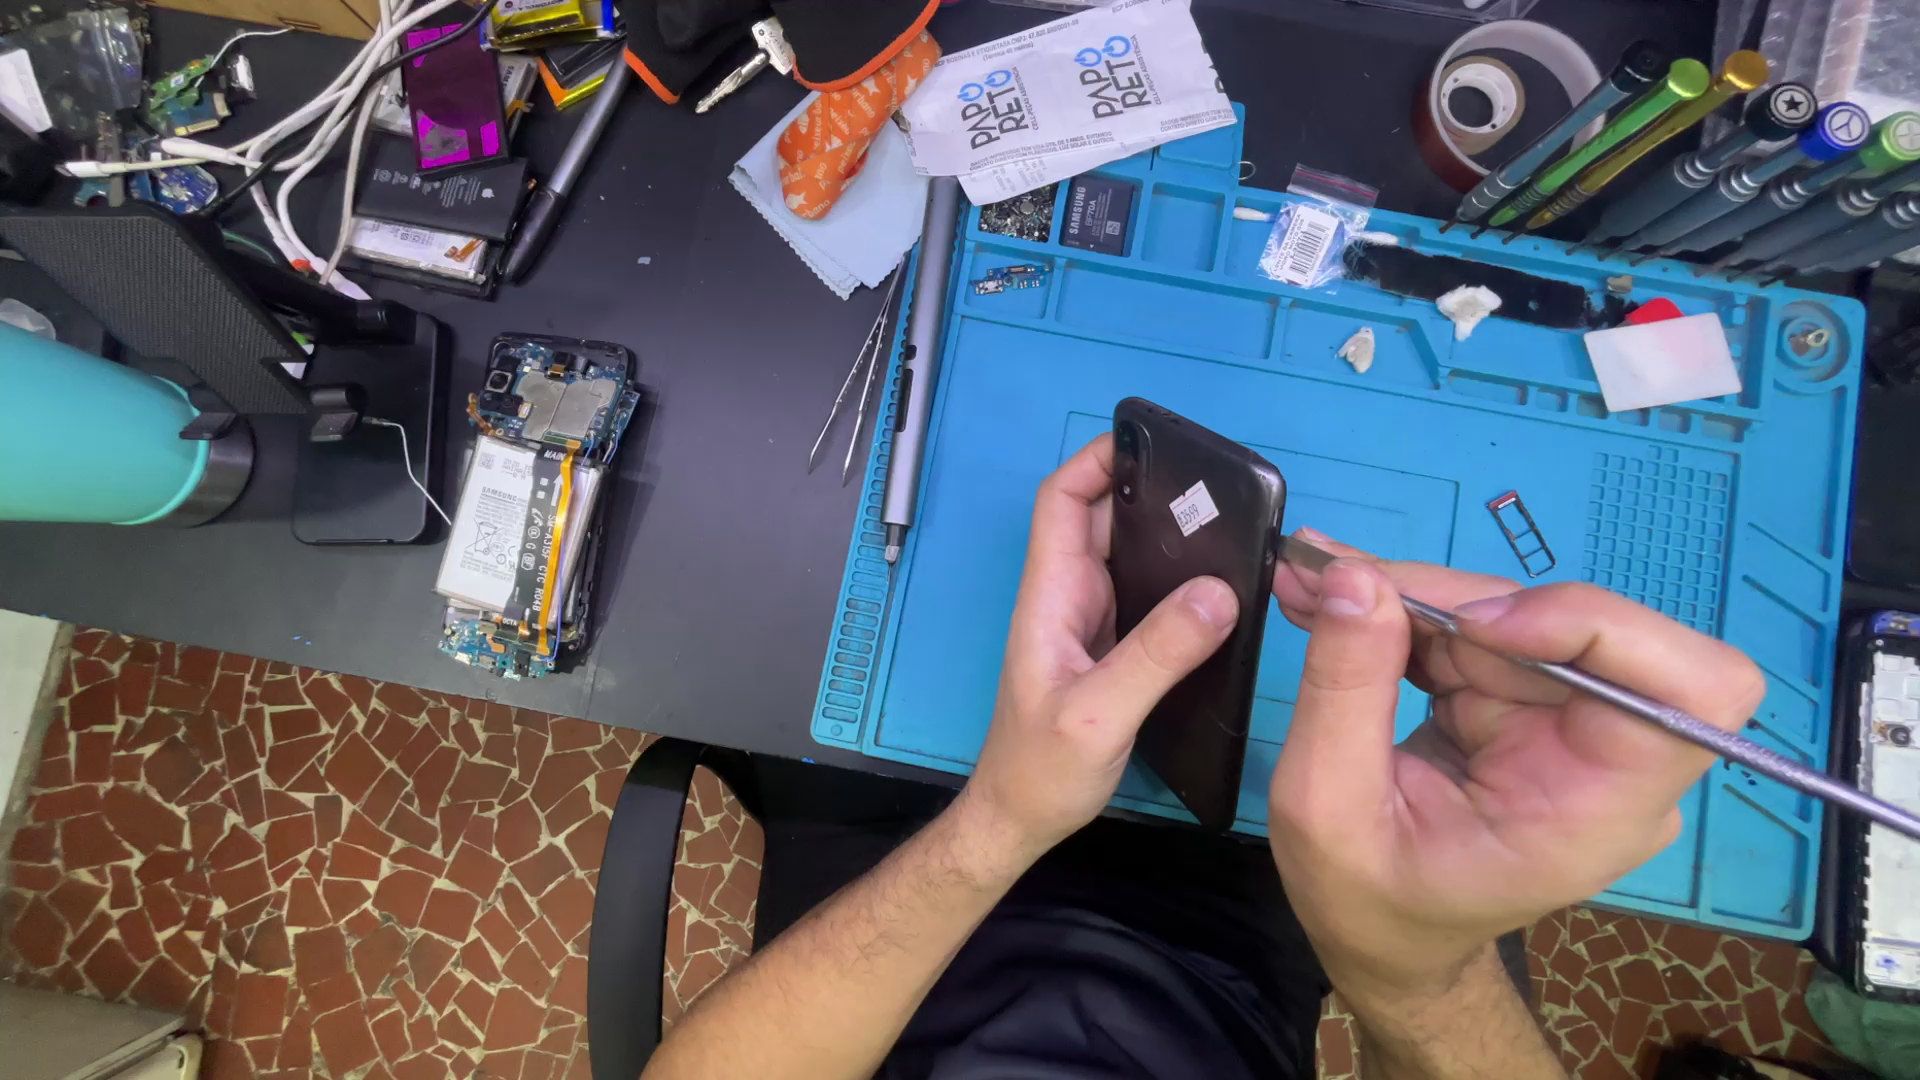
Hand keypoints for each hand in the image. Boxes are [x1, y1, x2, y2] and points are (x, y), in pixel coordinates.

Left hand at [964, 436, 1240, 860]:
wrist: (1021, 815)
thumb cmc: (1042, 768)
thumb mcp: (1099, 714)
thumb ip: (1156, 654)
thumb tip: (1219, 590)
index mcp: (1049, 595)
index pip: (1059, 501)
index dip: (1096, 462)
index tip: (1153, 444)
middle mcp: (1066, 595)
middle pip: (1097, 518)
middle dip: (1146, 490)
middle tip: (1218, 485)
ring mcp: (1087, 619)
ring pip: (1123, 554)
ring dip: (1165, 533)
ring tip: (1228, 523)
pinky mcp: (1108, 645)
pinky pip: (1141, 592)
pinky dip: (1174, 578)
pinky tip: (1217, 585)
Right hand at [1267, 529, 1765, 1004]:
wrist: (1379, 936)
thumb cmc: (1362, 898)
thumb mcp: (1325, 801)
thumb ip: (1344, 688)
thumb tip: (1352, 575)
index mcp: (1590, 806)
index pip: (1686, 689)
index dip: (1591, 628)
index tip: (1465, 623)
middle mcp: (1594, 753)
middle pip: (1552, 629)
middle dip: (1430, 593)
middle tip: (1317, 575)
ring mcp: (1552, 724)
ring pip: (1494, 614)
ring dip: (1393, 591)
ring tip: (1303, 580)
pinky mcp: (1507, 704)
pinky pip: (1458, 631)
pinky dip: (1389, 610)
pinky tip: (1326, 599)